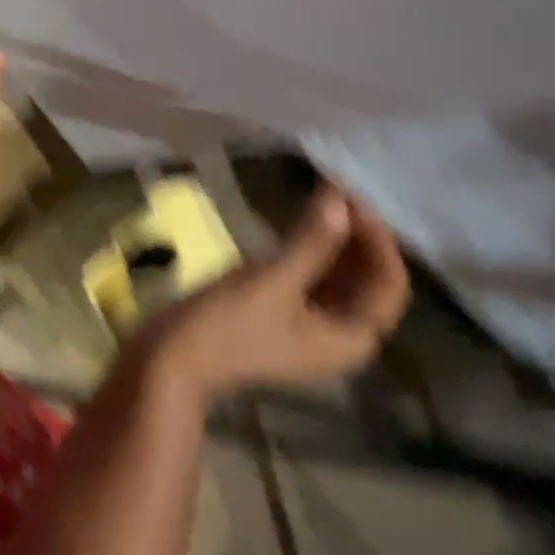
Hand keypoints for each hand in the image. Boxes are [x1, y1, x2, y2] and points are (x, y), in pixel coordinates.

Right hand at [144, 188, 409, 398]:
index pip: (388, 284)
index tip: (352, 199)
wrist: (166, 361)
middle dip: (354, 238)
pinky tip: (292, 230)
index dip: (378, 240)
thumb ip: (311, 242)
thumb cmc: (224, 326)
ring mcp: (305, 330)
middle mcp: (338, 337)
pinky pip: (305, 285)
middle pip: (364, 283)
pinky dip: (305, 258)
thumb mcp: (269, 281)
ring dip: (330, 244)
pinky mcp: (275, 320)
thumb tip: (340, 200)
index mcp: (351, 338)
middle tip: (335, 194)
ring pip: (334, 282)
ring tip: (318, 203)